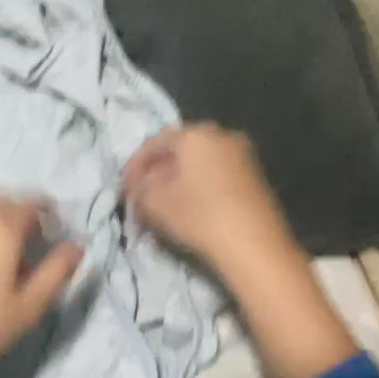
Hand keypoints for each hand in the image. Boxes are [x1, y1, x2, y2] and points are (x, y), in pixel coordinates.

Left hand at [0, 196, 84, 377]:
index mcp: (1, 228)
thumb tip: (76, 246)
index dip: (49, 214)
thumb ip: (58, 270)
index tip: (58, 233)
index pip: (32, 203)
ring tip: (11, 258)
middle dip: (24, 214)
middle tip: (37, 243)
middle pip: (5, 202)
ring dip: (1, 224)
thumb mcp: (31, 304)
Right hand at [122, 122, 288, 264]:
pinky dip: (197, 187)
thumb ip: (138, 186)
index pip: (154, 142)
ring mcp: (243, 155)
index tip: (124, 187)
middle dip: (156, 173)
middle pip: (178, 151)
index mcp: (195, 134)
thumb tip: (136, 182)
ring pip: (198, 164)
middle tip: (142, 196)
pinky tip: (188, 208)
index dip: (134, 165)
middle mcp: (222, 135)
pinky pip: (215, 174)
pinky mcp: (255, 177)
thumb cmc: (197, 214)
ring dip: (177, 181)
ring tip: (162, 206)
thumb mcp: (153, 201)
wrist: (253, 243)